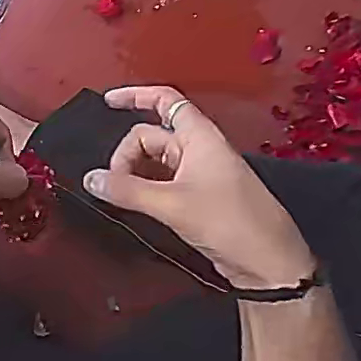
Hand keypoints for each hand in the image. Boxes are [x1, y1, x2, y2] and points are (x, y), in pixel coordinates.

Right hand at [83, 86, 316, 290]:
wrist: (270, 264)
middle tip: (113, 184)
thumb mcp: (172, 205)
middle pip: (151, 135)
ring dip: (135, 173)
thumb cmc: (230, 223)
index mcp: (199, 136)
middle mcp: (199, 148)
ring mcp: (199, 173)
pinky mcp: (198, 196)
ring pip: (155, 161)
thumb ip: (127, 191)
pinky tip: (133, 204)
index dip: (135, 95)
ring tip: (119, 195)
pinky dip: (144, 188)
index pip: (164, 100)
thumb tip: (90, 178)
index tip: (108, 102)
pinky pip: (162, 181)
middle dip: (127, 154)